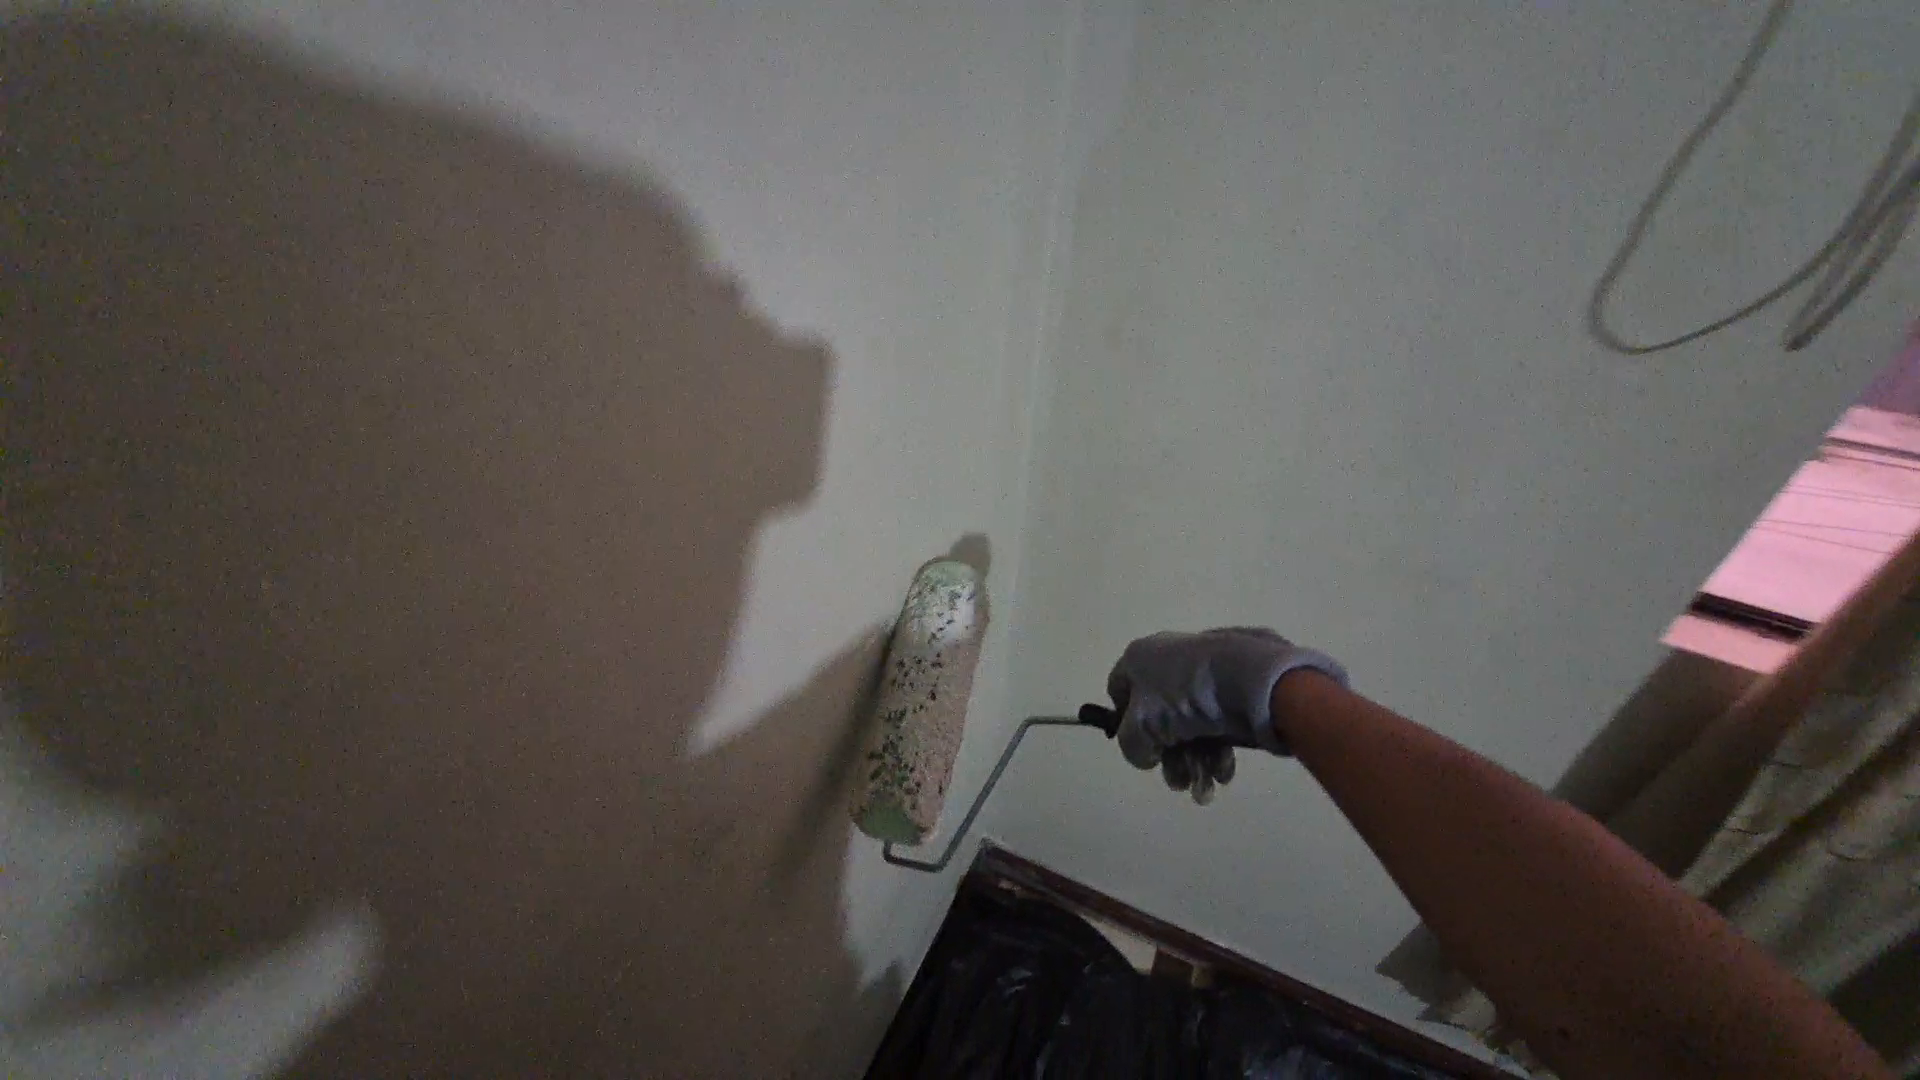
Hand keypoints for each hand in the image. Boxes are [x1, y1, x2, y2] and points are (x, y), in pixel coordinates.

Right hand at [1106, 628, 1346, 803]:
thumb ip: (1131, 745)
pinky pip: (1219, 721)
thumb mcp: (1139, 728)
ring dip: (1195, 762)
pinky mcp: (1235, 686)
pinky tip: (1223, 771)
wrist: (1249, 678)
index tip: (1142, 749)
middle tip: (1179, 782)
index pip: (1119, 692)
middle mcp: (1169, 660)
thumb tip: (1147, 752)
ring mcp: (1204, 673)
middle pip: (1159, 717)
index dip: (1124, 724)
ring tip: (1205, 789)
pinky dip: (1219, 750)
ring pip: (1191, 725)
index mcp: (1139, 657)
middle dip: (1170, 757)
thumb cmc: (1183, 698)